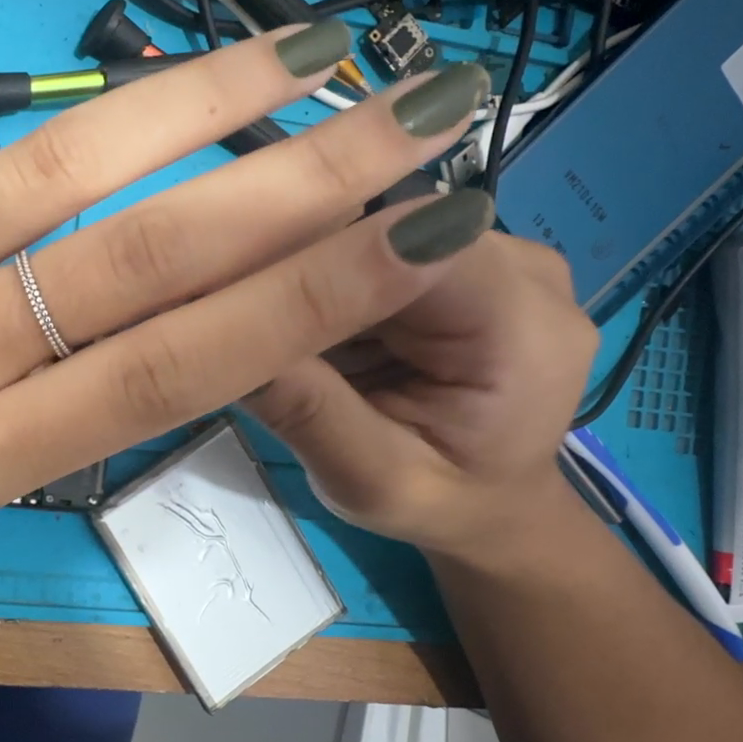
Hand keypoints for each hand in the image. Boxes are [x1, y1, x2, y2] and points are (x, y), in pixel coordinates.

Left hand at [0, 0, 494, 556]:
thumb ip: (66, 422)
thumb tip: (179, 324)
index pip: (166, 370)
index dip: (305, 303)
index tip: (419, 236)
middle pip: (129, 262)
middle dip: (289, 190)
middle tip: (412, 119)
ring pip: (37, 172)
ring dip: (178, 104)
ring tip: (299, 51)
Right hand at [242, 231, 599, 557]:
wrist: (490, 509)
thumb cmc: (437, 504)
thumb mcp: (365, 480)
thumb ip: (306, 408)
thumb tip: (218, 336)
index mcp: (520, 329)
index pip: (405, 246)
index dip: (312, 255)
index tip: (226, 286)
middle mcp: (524, 272)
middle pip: (388, 232)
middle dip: (304, 267)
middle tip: (229, 314)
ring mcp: (499, 260)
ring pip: (377, 235)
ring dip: (312, 275)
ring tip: (267, 325)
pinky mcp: (467, 265)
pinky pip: (380, 251)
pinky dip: (330, 284)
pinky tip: (306, 326)